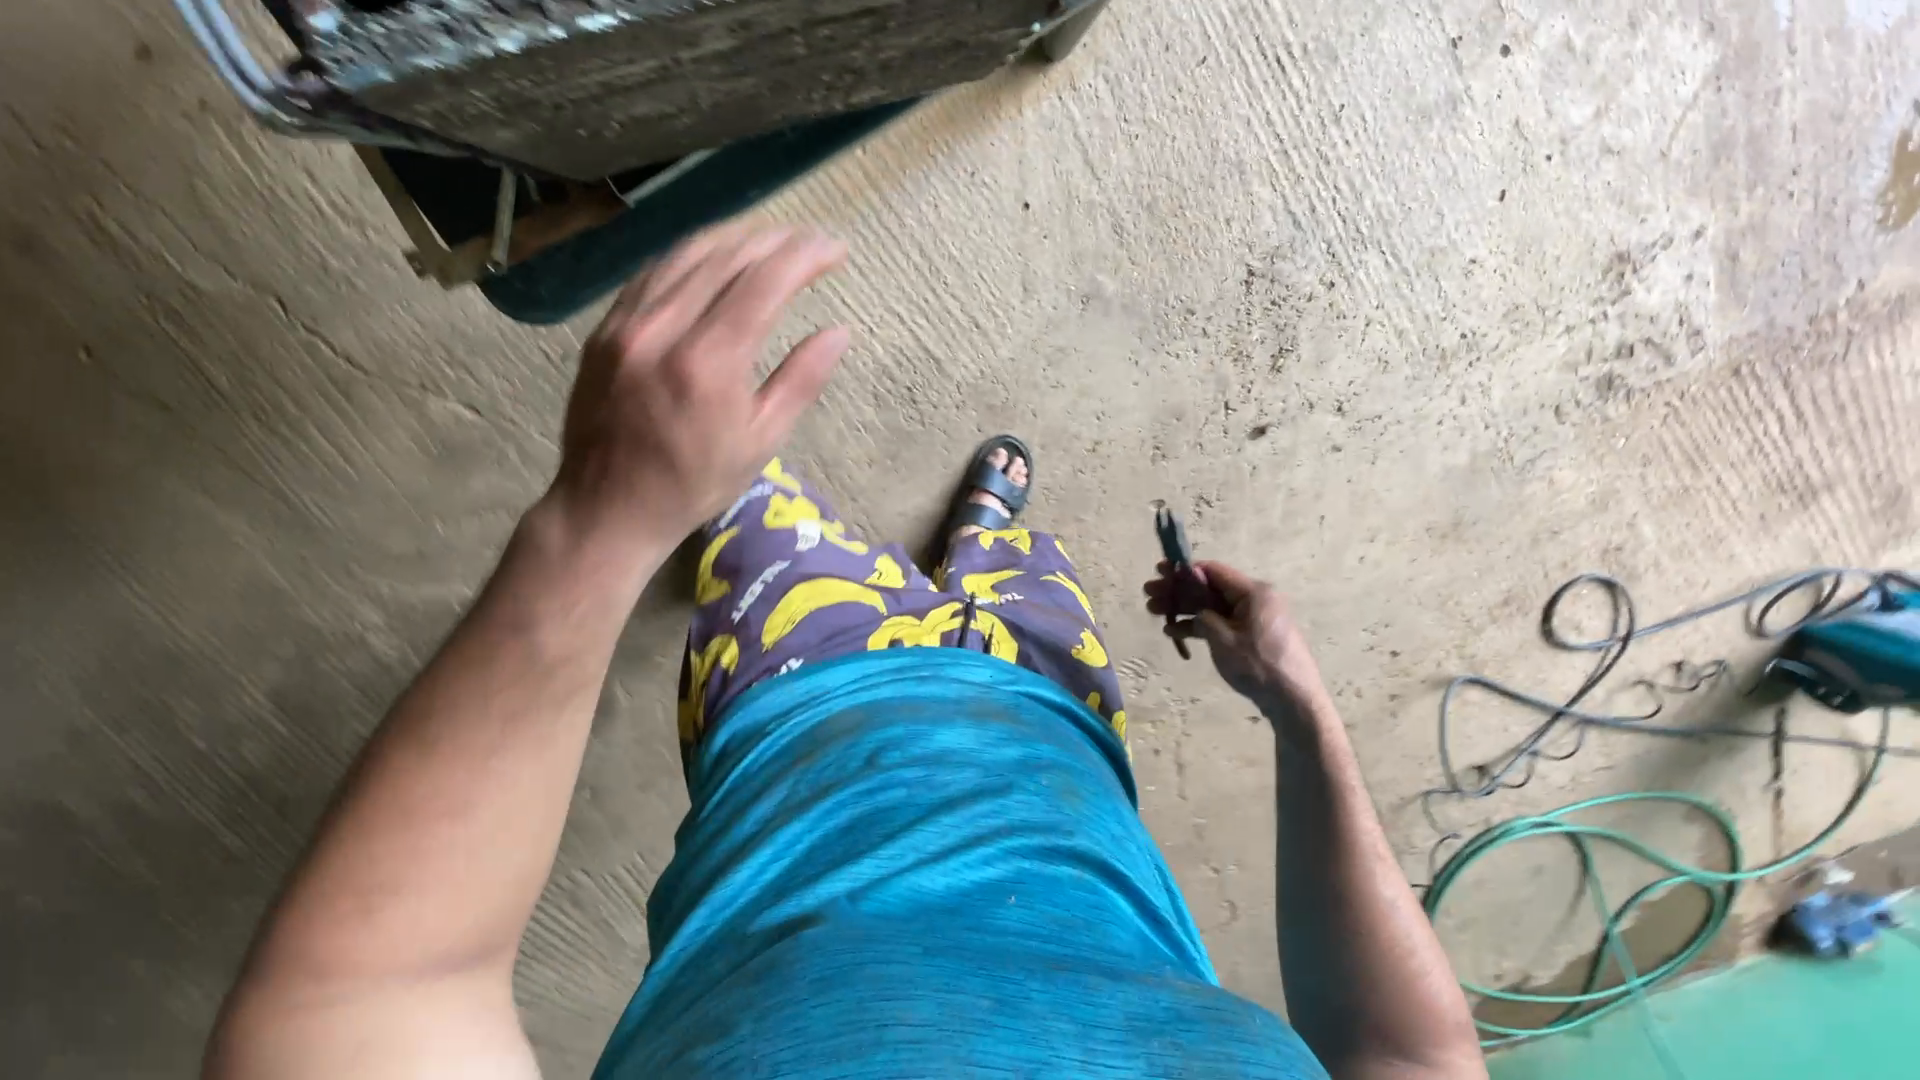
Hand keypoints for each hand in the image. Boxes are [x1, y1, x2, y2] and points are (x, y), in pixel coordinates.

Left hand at [545, 221, 849, 550]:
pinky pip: (653, 273)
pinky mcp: (605, 328)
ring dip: (734, 238)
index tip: (836, 249)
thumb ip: (800, 381)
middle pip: (726, 258)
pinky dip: (691, 256)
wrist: (608, 507)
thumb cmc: (695, 484)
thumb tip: (840, 332)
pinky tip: (713, 257)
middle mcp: (663, 329)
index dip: (805, 256)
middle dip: (776, 241)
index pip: (764, 283)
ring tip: (771, 239)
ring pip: (685, 255)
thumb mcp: (760, 443)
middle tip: (812, 241)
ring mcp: (627, 324)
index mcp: (708, 362)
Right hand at [1143, 559, 1326, 721]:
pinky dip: (1199, 626)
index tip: (1159, 572)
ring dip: (1184, 609)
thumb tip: (1195, 610)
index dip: (1184, 570)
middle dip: (1179, 591)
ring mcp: (1253, 619)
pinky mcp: (1251, 636)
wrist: (1294, 700)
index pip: (1213, 571)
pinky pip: (1221, 623)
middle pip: (1210, 589)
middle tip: (1149, 593)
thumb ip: (1204, 617)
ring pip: (1212, 607)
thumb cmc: (1259, 665)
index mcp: (1253, 592)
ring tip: (1154, 611)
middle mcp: (1255, 600)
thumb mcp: (1224, 639)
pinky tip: (1174, 632)